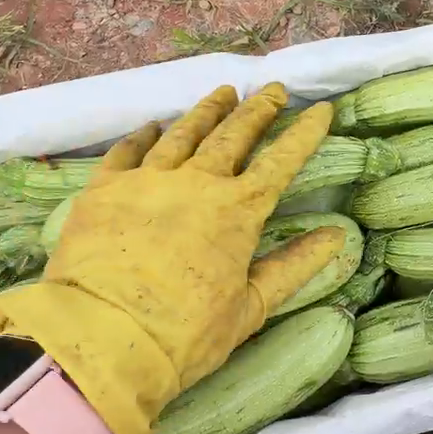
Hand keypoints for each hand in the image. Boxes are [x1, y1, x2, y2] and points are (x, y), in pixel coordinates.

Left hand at [0, 84, 341, 433]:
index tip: (322, 108)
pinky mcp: (104, 191)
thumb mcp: (252, 306)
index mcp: (239, 209)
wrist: (95, 343)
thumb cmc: (185, 332)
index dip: (305, 132)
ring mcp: (148, 182)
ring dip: (208, 110)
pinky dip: (145, 134)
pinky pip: (128, 151)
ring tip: (223, 92)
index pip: (283, 159)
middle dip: (258, 109)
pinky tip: (154, 125)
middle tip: (273, 90)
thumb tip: (337, 235)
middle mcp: (198, 183)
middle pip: (234, 134)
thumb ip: (296, 265)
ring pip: (184, 133)